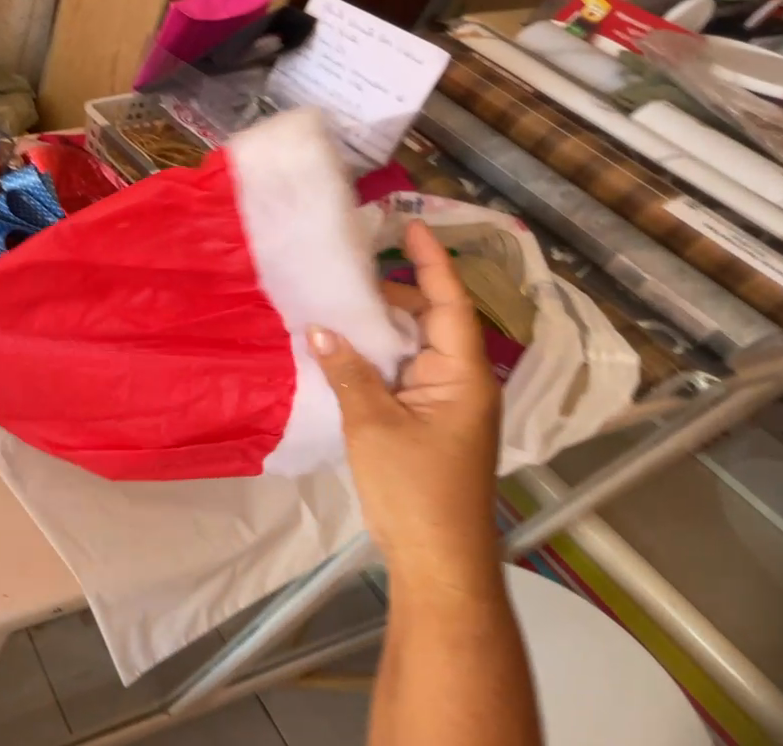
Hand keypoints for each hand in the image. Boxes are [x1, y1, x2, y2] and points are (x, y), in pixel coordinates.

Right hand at [308, 219, 502, 582]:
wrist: (435, 556)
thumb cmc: (414, 487)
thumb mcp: (373, 423)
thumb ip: (348, 371)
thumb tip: (321, 327)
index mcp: (461, 376)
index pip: (450, 305)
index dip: (433, 264)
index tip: (411, 226)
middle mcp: (457, 382)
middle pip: (428, 322)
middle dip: (391, 294)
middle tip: (341, 273)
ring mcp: (440, 403)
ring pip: (409, 348)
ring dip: (375, 327)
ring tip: (330, 305)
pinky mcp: (421, 421)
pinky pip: (396, 373)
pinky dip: (369, 356)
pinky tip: (335, 351)